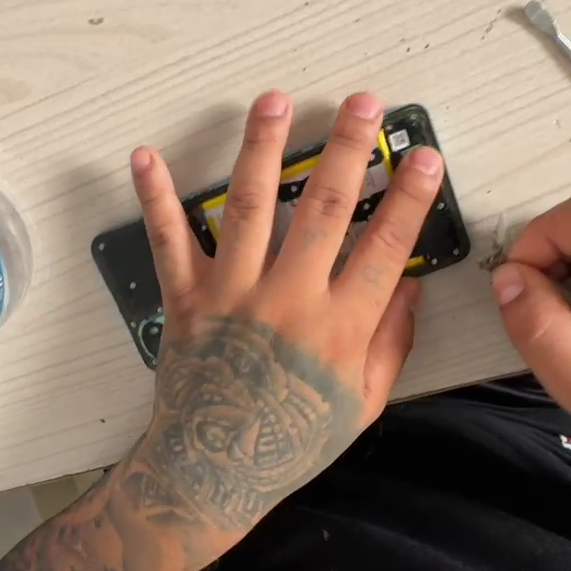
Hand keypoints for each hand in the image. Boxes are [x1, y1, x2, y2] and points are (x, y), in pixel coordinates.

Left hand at [126, 89, 446, 527]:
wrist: (213, 470)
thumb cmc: (291, 443)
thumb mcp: (362, 405)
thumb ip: (391, 343)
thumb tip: (409, 287)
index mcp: (339, 326)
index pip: (386, 247)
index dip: (410, 198)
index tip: (425, 156)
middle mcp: (287, 298)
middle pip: (325, 209)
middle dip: (349, 150)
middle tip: (363, 103)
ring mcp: (232, 293)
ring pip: (251, 206)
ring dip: (263, 148)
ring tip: (275, 100)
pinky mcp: (186, 298)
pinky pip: (169, 241)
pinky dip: (155, 197)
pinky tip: (145, 155)